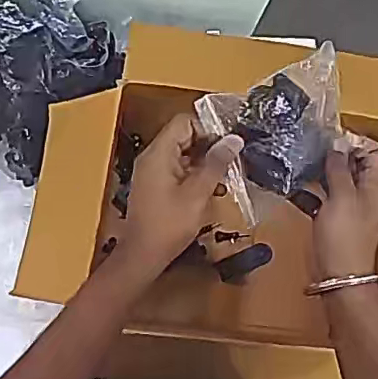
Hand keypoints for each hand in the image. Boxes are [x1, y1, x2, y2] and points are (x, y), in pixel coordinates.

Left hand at [125, 113, 240, 271]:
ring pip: (183, 154)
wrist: (143, 255)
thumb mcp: (198, 193)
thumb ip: (216, 164)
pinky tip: (211, 190)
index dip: (208, 129)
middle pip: (184, 137)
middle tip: (231, 162)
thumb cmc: (168, 225)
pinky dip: (195, 175)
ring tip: (225, 178)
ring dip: (205, 163)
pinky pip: (177, 170)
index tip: (228, 145)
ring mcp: (152, 172)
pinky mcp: (155, 186)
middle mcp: (152, 157)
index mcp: (159, 154)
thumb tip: (234, 140)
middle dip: (209, 147)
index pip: (184, 122)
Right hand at [315, 134, 377, 277]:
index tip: (332, 140)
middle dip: (334, 152)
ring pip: (336, 177)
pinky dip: (310, 189)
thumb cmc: (344, 239)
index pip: (375, 151)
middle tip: (312, 147)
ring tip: (301, 161)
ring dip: (320, 169)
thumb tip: (337, 146)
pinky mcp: (332, 218)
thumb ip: (339, 169)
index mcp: (375, 185)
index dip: (356, 141)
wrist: (338, 277)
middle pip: (354, 162)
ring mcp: (348, 206)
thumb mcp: (342, 198)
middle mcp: (365, 192)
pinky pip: (322, 196)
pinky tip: (294, 186)